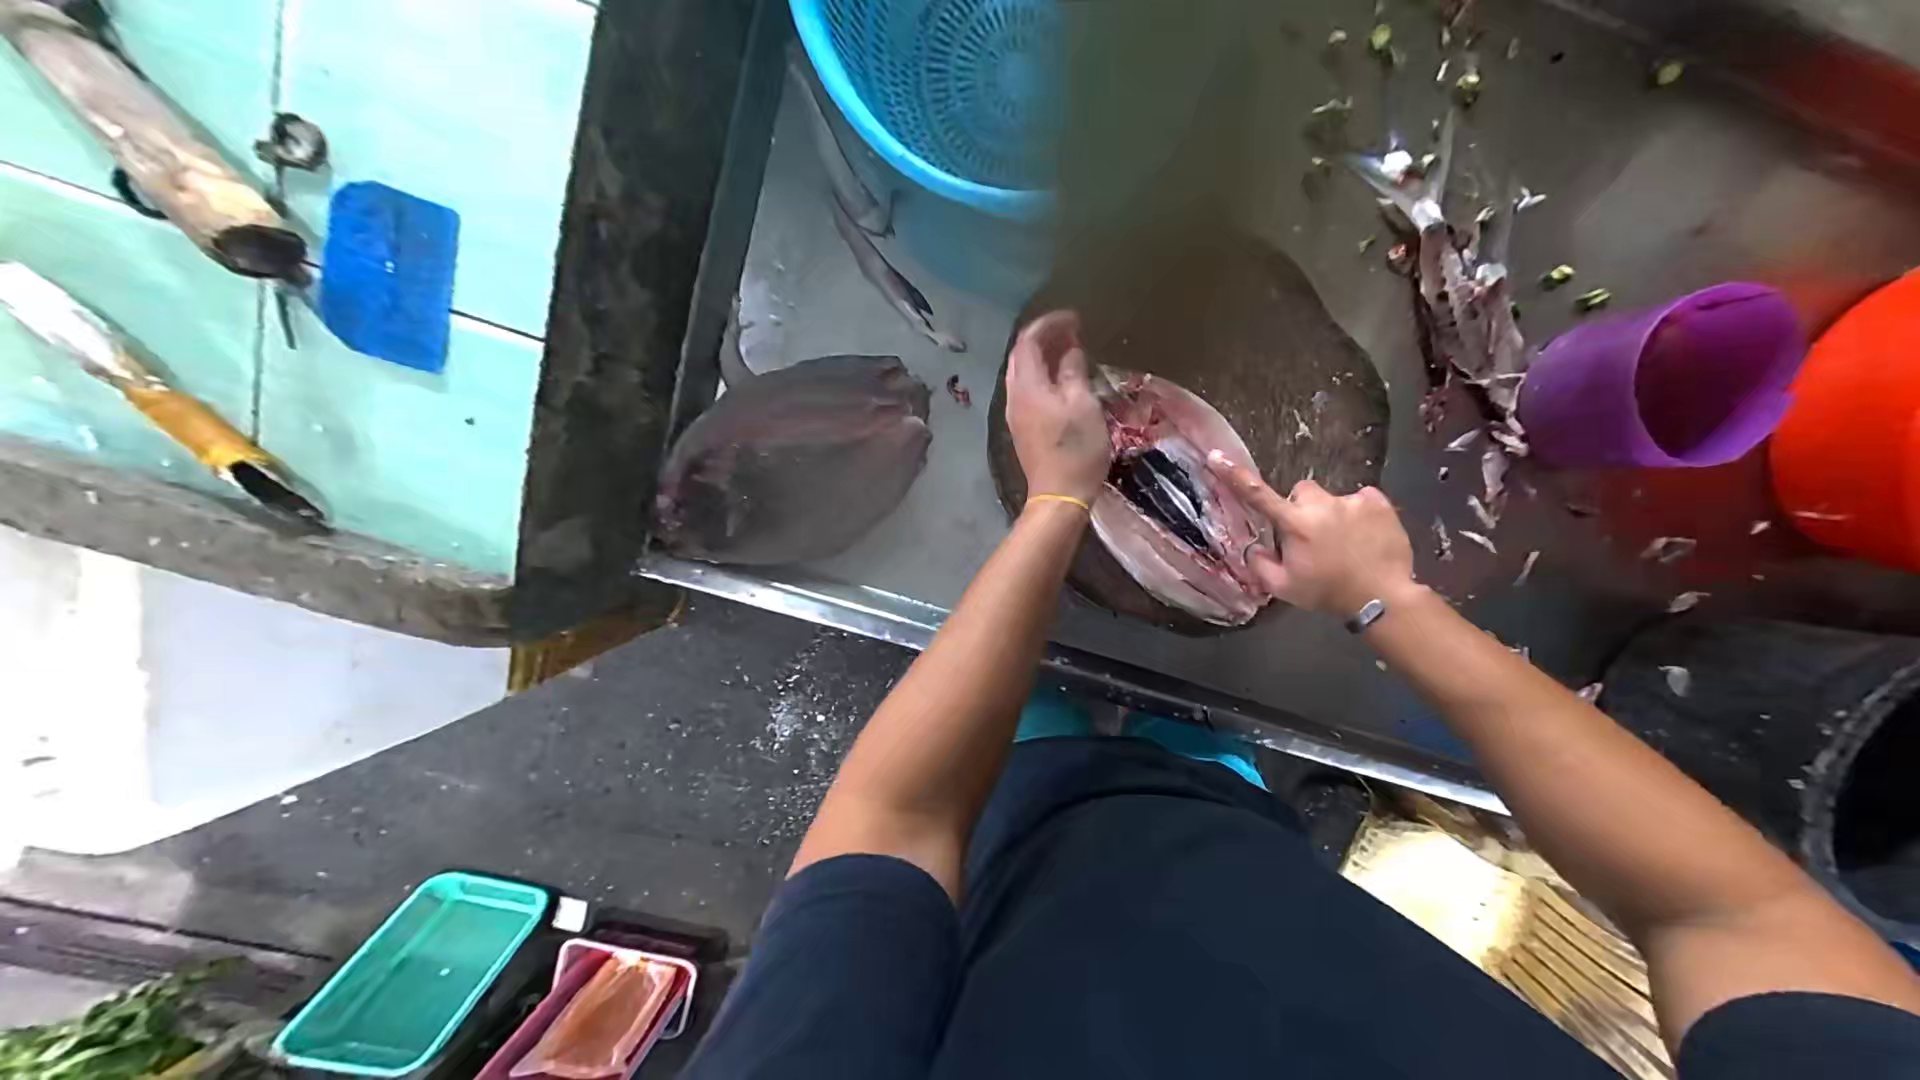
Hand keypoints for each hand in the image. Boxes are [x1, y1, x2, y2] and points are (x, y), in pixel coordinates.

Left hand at [1006, 310, 1110, 504]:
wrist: (1058, 496)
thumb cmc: (1076, 449)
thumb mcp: (1083, 405)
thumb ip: (1073, 372)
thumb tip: (1070, 350)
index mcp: (1027, 386)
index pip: (1028, 342)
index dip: (1049, 324)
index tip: (1074, 318)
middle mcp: (1014, 396)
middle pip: (1021, 356)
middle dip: (1044, 338)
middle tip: (1073, 331)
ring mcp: (1015, 414)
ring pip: (1023, 374)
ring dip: (1043, 357)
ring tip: (1070, 350)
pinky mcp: (1022, 429)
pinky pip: (1028, 391)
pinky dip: (1043, 376)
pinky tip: (1062, 380)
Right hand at [1206, 452, 1416, 616]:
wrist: (1384, 597)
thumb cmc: (1328, 593)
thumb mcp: (1283, 587)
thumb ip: (1259, 565)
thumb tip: (1253, 547)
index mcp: (1295, 524)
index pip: (1257, 495)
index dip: (1234, 475)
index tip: (1216, 456)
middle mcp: (1322, 506)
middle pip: (1300, 493)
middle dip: (1300, 508)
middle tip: (1309, 536)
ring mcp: (1353, 501)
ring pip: (1331, 499)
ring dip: (1331, 514)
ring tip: (1343, 542)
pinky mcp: (1379, 503)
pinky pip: (1362, 499)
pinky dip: (1360, 513)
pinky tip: (1364, 536)